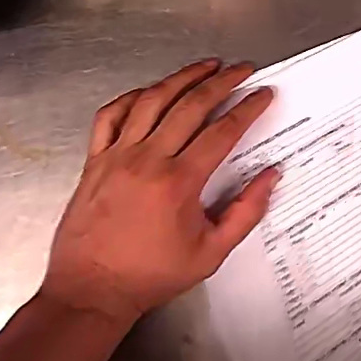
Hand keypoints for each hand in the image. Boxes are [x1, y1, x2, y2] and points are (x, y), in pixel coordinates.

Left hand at [40, 59, 279, 324]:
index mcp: (178, 182)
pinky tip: (153, 90)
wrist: (88, 294)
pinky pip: (111, 115)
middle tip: (242, 70)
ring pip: (153, 100)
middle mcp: (147, 161)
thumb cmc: (150, 276)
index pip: (223, 130)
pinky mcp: (94, 162)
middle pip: (192, 104)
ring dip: (184, 77)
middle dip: (223, 81)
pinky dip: (133, 97)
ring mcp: (116, 157)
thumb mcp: (211, 252)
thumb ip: (247, 211)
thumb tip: (271, 175)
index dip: (248, 107)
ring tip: (206, 65)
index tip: (262, 95)